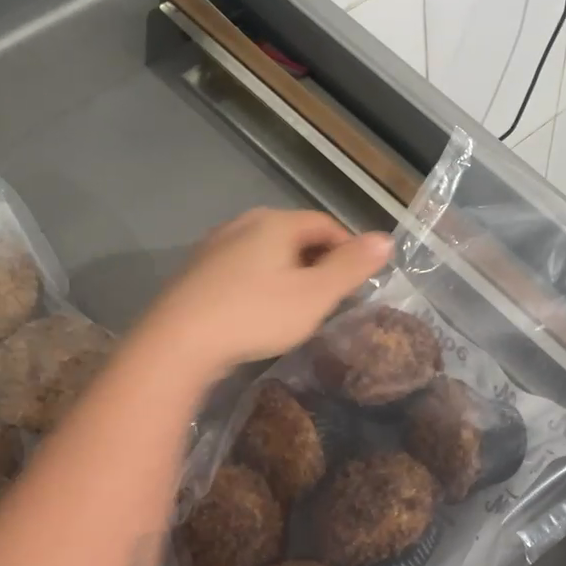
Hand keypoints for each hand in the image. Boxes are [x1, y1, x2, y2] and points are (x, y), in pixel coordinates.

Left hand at [141, 209, 392, 365]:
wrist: (179, 342)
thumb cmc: (256, 316)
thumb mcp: (315, 295)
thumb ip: (351, 267)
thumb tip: (386, 238)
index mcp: (276, 222)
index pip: (326, 224)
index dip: (350, 248)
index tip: (362, 281)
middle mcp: (244, 223)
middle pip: (296, 235)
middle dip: (320, 261)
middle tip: (335, 297)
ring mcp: (217, 246)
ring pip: (268, 252)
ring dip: (291, 273)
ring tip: (303, 306)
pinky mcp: (199, 271)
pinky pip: (245, 268)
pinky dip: (264, 283)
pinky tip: (264, 311)